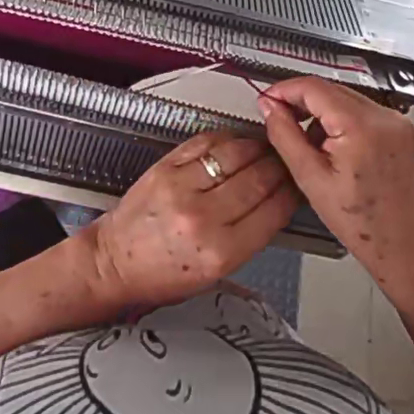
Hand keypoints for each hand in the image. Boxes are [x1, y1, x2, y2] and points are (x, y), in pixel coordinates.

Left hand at [81, 130, 299, 309]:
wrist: (115, 263)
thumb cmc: (164, 273)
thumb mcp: (219, 271)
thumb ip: (250, 236)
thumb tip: (279, 200)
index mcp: (222, 251)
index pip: (274, 209)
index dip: (292, 191)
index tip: (298, 183)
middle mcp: (203, 217)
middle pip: (260, 177)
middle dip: (279, 166)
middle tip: (286, 162)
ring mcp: (182, 187)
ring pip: (237, 153)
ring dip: (257, 147)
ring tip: (265, 149)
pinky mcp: (165, 167)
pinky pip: (207, 142)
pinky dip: (227, 139)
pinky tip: (235, 143)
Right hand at [257, 77, 413, 296]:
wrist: (405, 248)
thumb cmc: (364, 225)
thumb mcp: (310, 179)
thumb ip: (285, 136)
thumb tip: (270, 108)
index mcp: (362, 126)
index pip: (314, 87)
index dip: (284, 90)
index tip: (266, 99)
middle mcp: (384, 117)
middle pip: (330, 89)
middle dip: (301, 101)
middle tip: (277, 118)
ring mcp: (396, 122)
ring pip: (345, 98)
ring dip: (320, 112)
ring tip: (308, 145)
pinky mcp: (400, 130)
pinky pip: (361, 111)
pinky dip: (340, 121)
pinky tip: (331, 148)